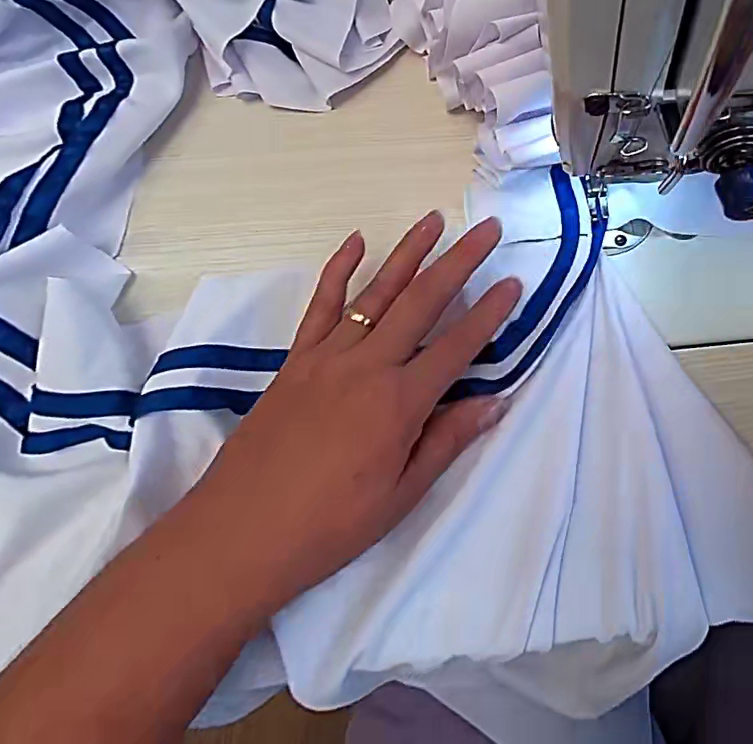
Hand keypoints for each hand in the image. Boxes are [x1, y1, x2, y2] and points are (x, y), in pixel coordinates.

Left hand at [171, 211, 522, 615]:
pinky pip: (321, 304)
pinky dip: (338, 268)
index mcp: (399, 404)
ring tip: (435, 220)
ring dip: (409, 251)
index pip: (457, 346)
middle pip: (423, 302)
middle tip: (487, 229)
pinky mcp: (296, 357)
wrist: (239, 533)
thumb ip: (447, 440)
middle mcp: (367, 366)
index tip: (512, 283)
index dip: (489, 313)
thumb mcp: (400, 495)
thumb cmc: (329, 525)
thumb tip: (495, 402)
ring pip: (377, 291)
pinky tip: (355, 240)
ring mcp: (328, 355)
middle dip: (460, 261)